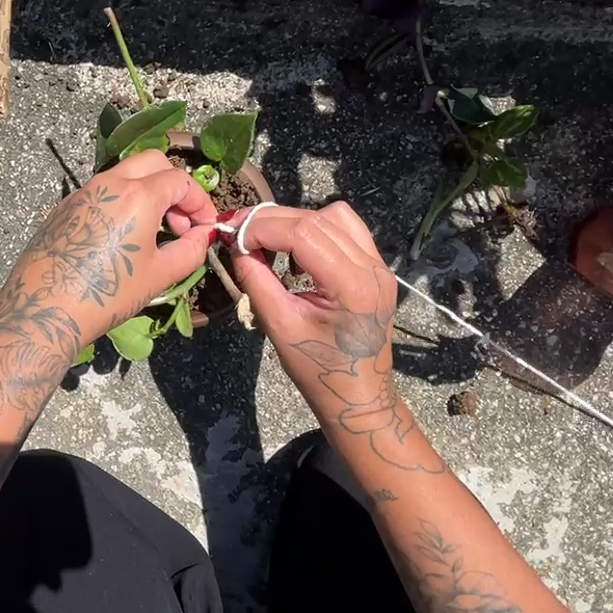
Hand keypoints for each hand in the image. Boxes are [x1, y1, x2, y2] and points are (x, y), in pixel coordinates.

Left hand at [5, 149, 216, 344]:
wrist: (44, 308)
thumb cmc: (107, 293)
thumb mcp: (159, 275)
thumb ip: (190, 250)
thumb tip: (203, 235)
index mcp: (137, 195)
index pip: (180, 180)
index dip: (200, 202)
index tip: (205, 226)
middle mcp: (109, 183)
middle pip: (153, 162)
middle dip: (175, 186)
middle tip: (180, 223)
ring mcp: (84, 191)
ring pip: (125, 174)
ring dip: (148, 192)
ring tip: (154, 232)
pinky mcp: (65, 206)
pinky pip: (103, 191)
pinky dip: (122, 201)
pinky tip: (122, 238)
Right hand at [233, 204, 428, 469]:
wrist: (359, 397)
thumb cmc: (318, 370)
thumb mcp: (279, 324)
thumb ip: (256, 279)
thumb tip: (234, 244)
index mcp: (352, 284)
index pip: (302, 232)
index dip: (262, 228)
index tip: (233, 237)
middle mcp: (372, 267)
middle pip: (315, 218)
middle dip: (272, 220)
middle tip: (240, 232)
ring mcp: (379, 265)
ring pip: (333, 215)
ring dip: (296, 220)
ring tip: (269, 240)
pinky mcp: (376, 266)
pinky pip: (345, 228)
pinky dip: (316, 228)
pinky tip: (297, 250)